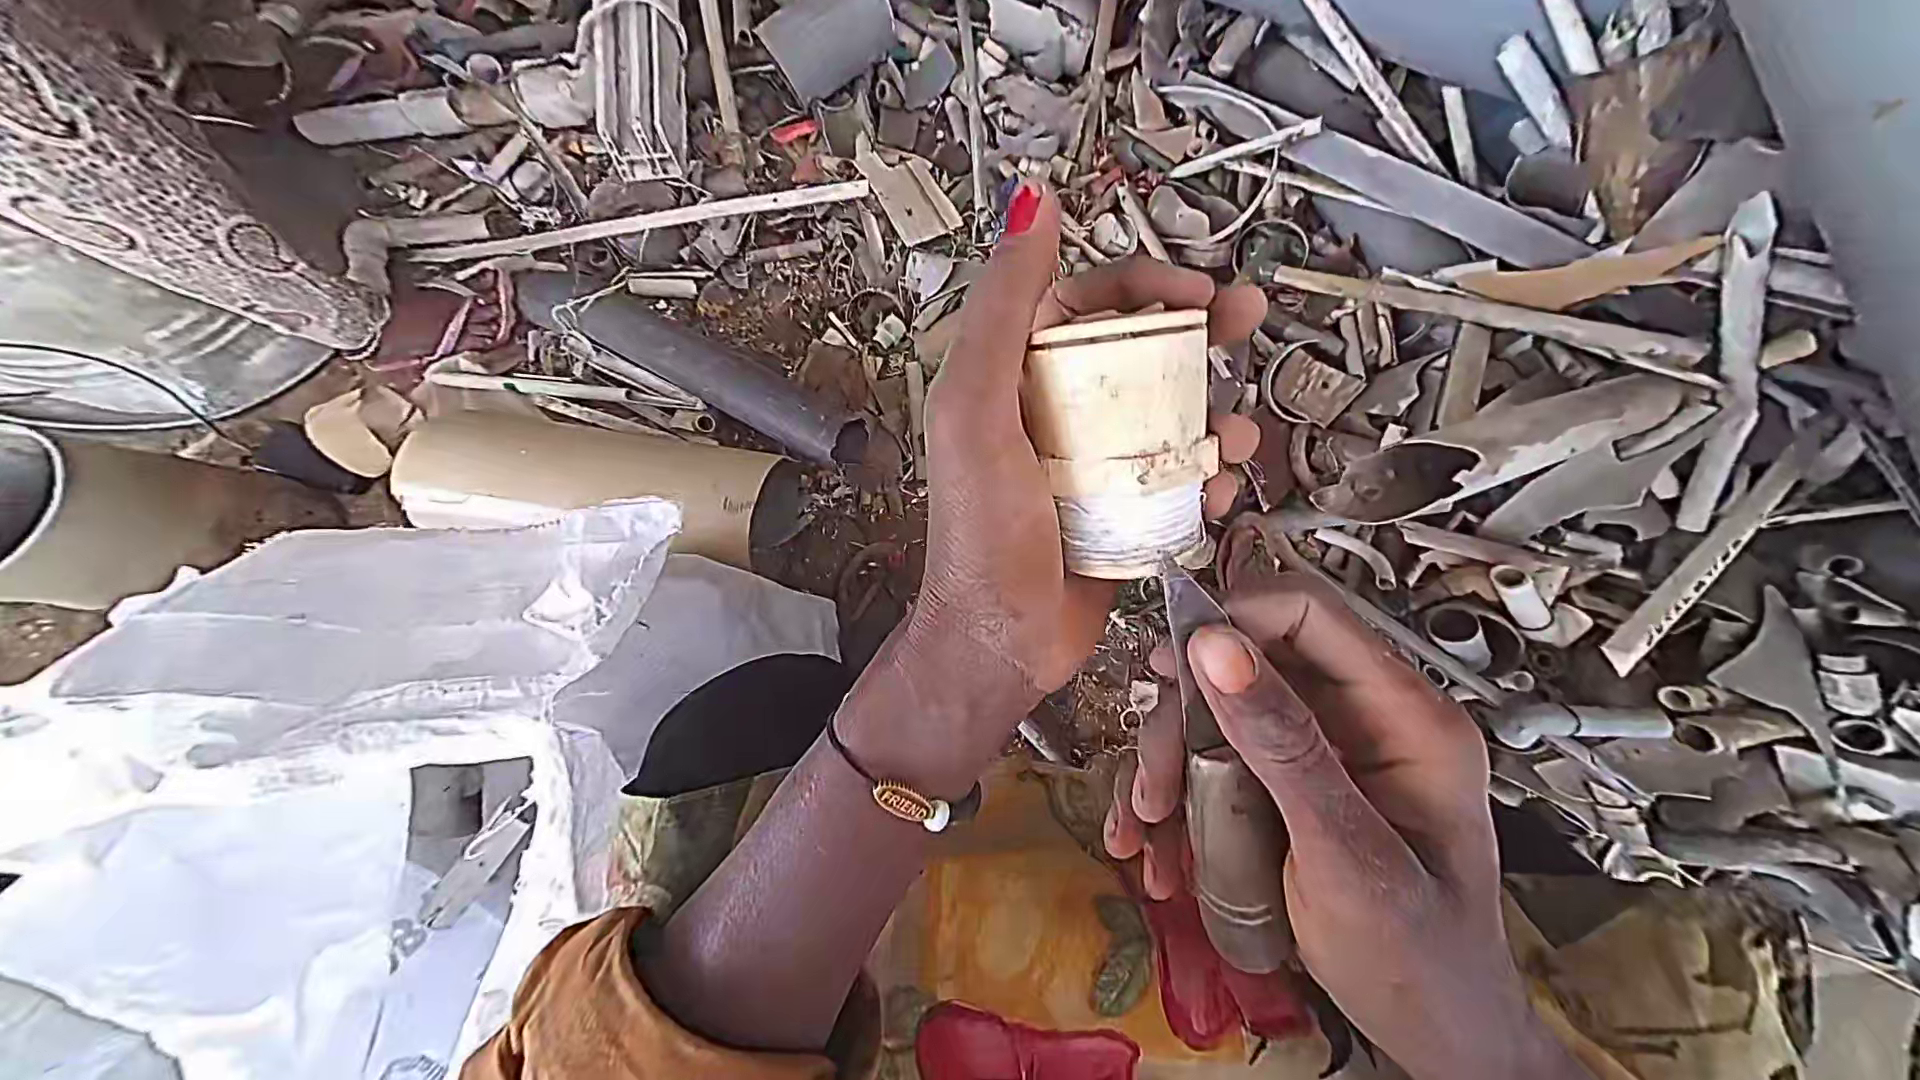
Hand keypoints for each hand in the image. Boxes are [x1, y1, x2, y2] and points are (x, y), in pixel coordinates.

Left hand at [847, 180, 1265, 791]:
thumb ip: (1001, 310)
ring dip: (1216, 411)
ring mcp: (1096, 461)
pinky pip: (1180, 473)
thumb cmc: (980, 531)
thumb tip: (1031, 209)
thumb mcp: (977, 410)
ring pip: (1171, 412)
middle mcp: (1058, 413)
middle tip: (1242, 322)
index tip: (1189, 292)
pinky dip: (1211, 474)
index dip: (1141, 284)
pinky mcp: (1126, 507)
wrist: (1005, 633)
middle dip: (1197, 332)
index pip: (1086, 303)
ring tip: (1238, 433)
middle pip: (1140, 349)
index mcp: (1017, 379)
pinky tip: (1222, 487)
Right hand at [1105, 575, 1589, 1079]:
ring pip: (1208, 706)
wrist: (1431, 1034)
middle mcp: (1352, 713)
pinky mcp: (1275, 773)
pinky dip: (1168, 789)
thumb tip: (1216, 646)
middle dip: (1183, 715)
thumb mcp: (1349, 855)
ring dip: (1165, 759)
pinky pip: (1203, 752)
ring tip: (1150, 820)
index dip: (1233, 618)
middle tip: (1157, 777)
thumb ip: (1284, 745)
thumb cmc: (1418, 961)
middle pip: (1240, 659)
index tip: (1174, 666)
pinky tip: (1153, 837)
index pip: (1306, 611)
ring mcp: (1310, 743)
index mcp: (1402, 713)